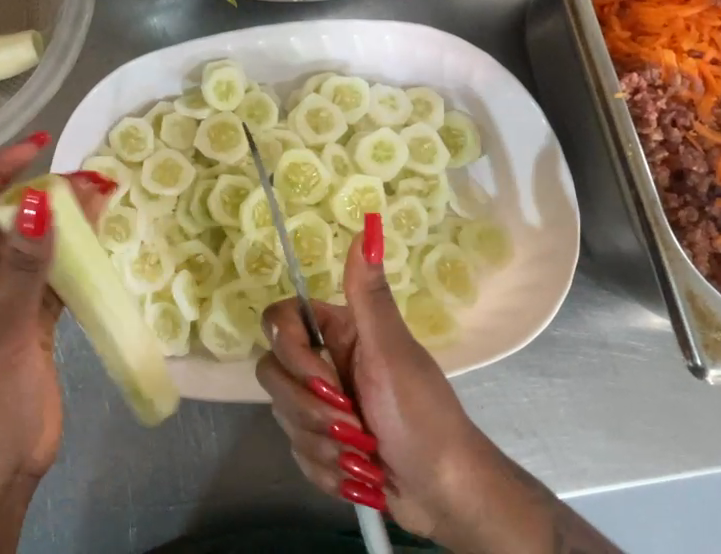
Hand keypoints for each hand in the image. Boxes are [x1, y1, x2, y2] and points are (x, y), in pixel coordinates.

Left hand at [0, 134, 115, 553]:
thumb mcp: (0, 328)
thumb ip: (23, 266)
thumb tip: (41, 202)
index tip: (35, 146)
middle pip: (9, 222)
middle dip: (44, 195)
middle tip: (88, 176)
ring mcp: (6, 301)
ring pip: (36, 247)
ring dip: (65, 223)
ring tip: (102, 195)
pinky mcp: (34, 322)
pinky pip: (54, 276)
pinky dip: (76, 256)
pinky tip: (100, 236)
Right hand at [256, 213, 621, 552]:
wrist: (447, 494)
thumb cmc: (423, 417)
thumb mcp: (393, 352)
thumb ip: (369, 293)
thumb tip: (369, 225)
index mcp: (338, 333)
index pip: (278, 322)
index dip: (292, 353)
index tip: (326, 379)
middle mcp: (324, 363)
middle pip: (273, 373)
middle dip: (310, 410)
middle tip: (354, 425)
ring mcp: (320, 406)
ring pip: (282, 416)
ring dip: (324, 444)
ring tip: (364, 453)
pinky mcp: (321, 445)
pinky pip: (297, 452)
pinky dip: (327, 470)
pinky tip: (359, 473)